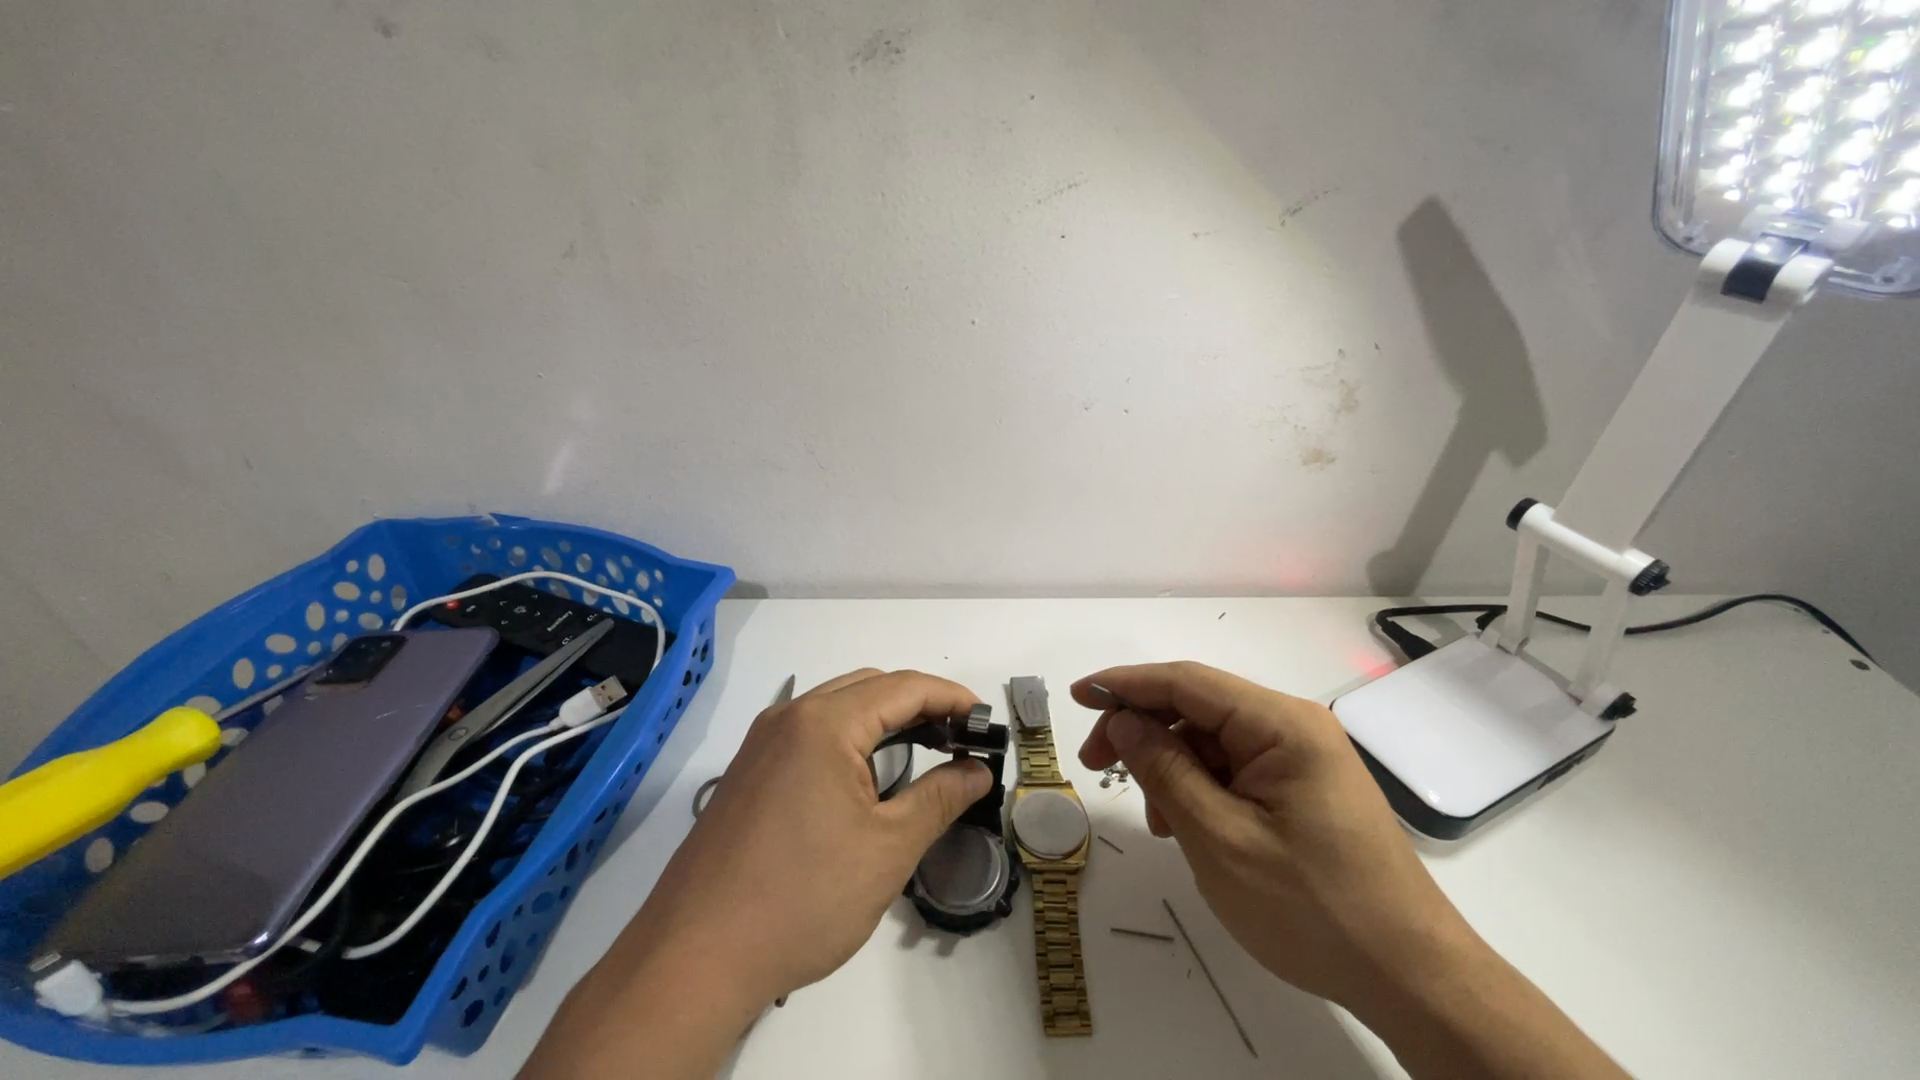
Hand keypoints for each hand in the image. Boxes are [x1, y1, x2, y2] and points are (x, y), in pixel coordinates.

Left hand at [521, 670, 990, 1079]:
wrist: (695, 956)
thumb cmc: (803, 898)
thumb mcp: (888, 850)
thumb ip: (940, 799)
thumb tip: (977, 772)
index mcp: (823, 723)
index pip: (903, 687)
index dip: (953, 697)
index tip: (988, 722)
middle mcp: (788, 718)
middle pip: (869, 688)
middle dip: (921, 704)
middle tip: (962, 741)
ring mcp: (761, 745)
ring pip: (837, 708)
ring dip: (885, 720)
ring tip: (928, 753)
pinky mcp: (748, 774)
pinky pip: (810, 734)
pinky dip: (851, 739)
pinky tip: (871, 777)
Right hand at [1073, 662, 1466, 1013]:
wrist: (1409, 975)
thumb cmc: (1311, 908)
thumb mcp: (1220, 839)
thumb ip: (1164, 771)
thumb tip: (1123, 721)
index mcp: (1281, 725)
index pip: (1187, 681)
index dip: (1126, 685)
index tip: (1077, 695)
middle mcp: (1295, 728)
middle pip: (1200, 707)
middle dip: (1144, 730)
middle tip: (1095, 765)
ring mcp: (1304, 759)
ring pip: (1215, 741)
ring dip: (1172, 767)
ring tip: (1157, 821)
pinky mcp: (1306, 789)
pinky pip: (1237, 770)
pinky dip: (1201, 789)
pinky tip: (1189, 828)